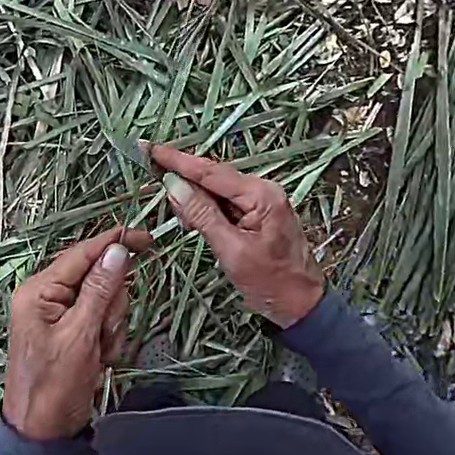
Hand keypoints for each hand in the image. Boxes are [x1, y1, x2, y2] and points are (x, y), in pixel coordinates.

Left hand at [3, 226, 153, 439]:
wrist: (43, 432)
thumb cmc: (54, 386)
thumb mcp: (81, 335)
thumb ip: (100, 290)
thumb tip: (118, 250)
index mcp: (39, 289)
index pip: (82, 253)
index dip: (114, 242)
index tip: (146, 238)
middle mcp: (46, 295)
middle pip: (97, 275)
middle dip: (111, 303)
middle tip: (105, 331)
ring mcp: (58, 313)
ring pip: (104, 297)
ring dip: (111, 323)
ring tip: (100, 349)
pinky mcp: (71, 329)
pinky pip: (101, 317)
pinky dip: (108, 335)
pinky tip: (100, 356)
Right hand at [147, 143, 323, 327]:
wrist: (303, 306)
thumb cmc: (271, 283)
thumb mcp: (231, 250)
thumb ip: (202, 215)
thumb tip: (174, 185)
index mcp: (261, 195)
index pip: (211, 171)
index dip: (177, 160)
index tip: (151, 148)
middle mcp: (262, 190)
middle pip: (213, 177)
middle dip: (184, 183)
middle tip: (159, 190)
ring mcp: (261, 201)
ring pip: (216, 190)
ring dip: (194, 200)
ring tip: (184, 221)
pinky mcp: (257, 214)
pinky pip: (224, 204)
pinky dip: (206, 210)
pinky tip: (196, 223)